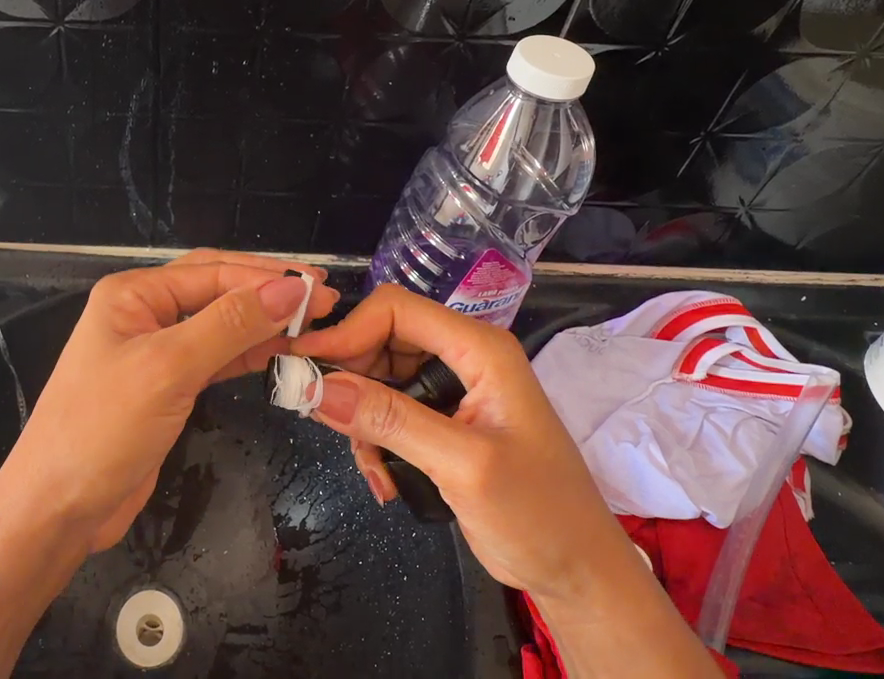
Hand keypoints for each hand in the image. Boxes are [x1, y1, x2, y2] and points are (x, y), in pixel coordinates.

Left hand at [0, 250, 339, 552]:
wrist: (58, 508)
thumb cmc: (103, 428)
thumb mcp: (168, 368)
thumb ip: (229, 325)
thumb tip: (289, 287)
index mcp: (132, 294)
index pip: (211, 271)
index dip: (267, 276)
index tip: (319, 285)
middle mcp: (143, 314)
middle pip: (216, 291)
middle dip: (268, 294)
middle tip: (324, 300)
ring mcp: (154, 352)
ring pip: (220, 326)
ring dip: (263, 325)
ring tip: (314, 327)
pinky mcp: (167, 388)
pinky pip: (216, 359)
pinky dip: (249, 356)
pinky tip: (282, 354)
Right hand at [289, 284, 643, 602]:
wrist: (578, 574)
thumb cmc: (538, 514)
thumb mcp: (461, 465)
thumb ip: (389, 420)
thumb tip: (313, 386)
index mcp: (479, 348)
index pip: (394, 309)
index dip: (345, 332)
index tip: (305, 371)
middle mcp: (462, 357)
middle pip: (380, 340)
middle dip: (351, 383)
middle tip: (328, 424)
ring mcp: (452, 389)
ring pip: (377, 378)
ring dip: (361, 421)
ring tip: (373, 470)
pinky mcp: (442, 420)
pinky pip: (387, 411)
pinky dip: (375, 441)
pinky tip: (385, 480)